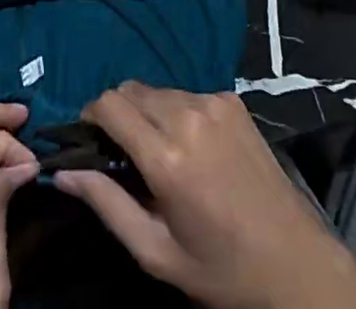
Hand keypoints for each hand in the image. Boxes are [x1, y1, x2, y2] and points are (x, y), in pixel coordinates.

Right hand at [52, 84, 355, 308]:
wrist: (293, 259)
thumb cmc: (218, 266)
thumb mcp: (154, 251)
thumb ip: (106, 203)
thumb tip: (62, 172)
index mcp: (167, 155)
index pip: (110, 104)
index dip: (90, 117)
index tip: (89, 142)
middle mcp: (191, 115)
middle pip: (132, 90)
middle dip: (117, 115)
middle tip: (121, 154)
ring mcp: (217, 103)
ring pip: (160, 90)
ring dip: (148, 112)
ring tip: (158, 153)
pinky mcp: (235, 102)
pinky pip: (189, 95)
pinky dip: (178, 112)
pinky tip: (191, 146)